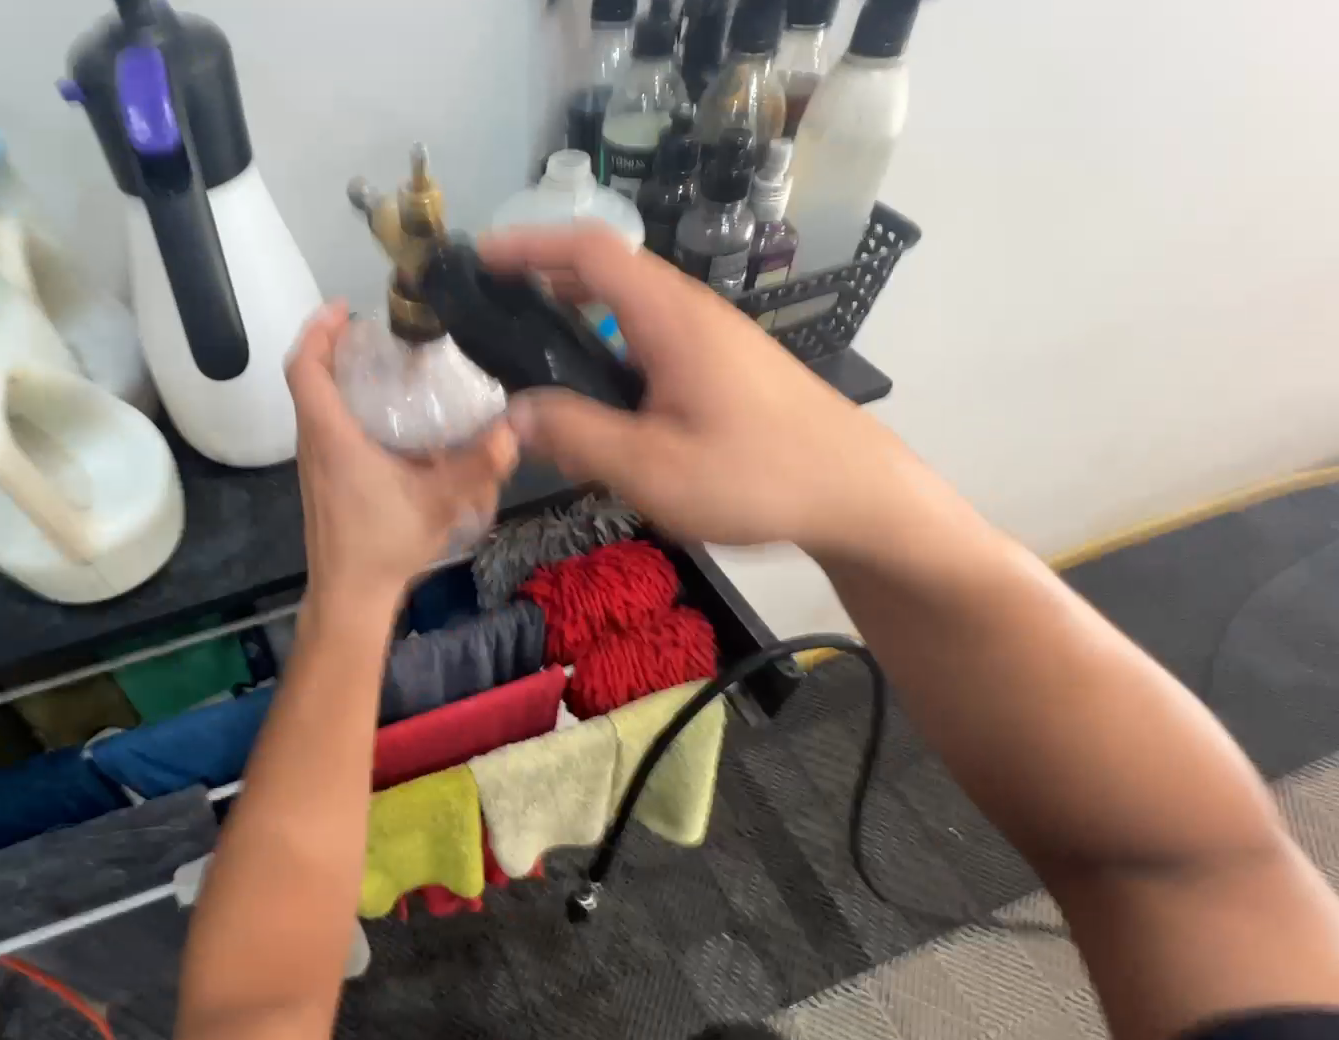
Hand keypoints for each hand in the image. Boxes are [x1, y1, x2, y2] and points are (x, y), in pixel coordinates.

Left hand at [287, 302, 519, 608]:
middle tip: (379, 334)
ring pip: (317, 407)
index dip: (319, 330)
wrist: (350, 596)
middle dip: (337, 348)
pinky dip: (349, 410)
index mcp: (331, 436)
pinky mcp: (324, 483)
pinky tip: (390, 424)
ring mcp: (315, 466)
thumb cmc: (383, 546)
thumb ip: (477, 465)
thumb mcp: (437, 502)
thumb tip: (512, 430)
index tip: (345, 309)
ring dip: (341, 380)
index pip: (306, 368)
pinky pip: (327, 430)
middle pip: (310, 381)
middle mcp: (314, 444)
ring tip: (387, 369)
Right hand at [478, 227, 938, 560]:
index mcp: (671, 319)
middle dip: (543, 280)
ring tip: (531, 355)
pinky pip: (649, 341)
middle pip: (607, 272)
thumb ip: (576, 435)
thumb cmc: (758, 477)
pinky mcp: (722, 368)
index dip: (529, 244)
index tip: (480, 259)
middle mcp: (691, 313)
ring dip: (575, 317)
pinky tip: (595, 398)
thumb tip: (510, 413)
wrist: (858, 495)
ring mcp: (711, 339)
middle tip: (492, 314)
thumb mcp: (653, 467)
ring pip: (628, 309)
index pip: (590, 250)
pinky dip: (606, 349)